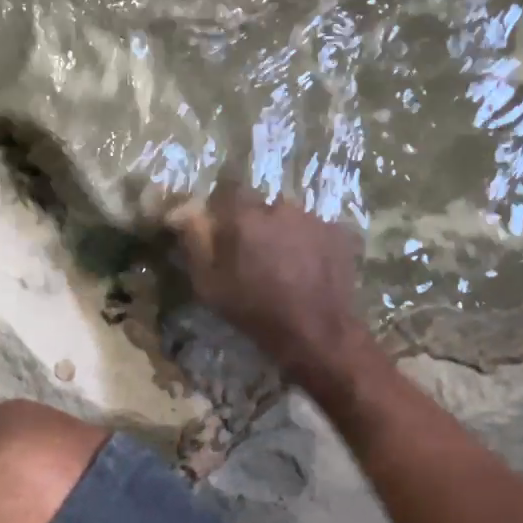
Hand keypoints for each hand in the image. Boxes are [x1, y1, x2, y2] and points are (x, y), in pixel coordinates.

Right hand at [171, 183, 365, 380]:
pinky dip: (306, 244)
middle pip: (259, 206)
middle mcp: (280, 206)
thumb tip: (184, 211)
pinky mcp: (338, 232)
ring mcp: (313, 218)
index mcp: (245, 216)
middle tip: (252, 257)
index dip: (221, 212)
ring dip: (281, 234)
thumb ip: (194, 241)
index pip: (226, 191)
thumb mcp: (208, 284)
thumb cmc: (254, 310)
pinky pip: (313, 231)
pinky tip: (306, 270)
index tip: (220, 235)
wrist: (316, 332)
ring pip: (288, 218)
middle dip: (252, 225)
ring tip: (282, 266)